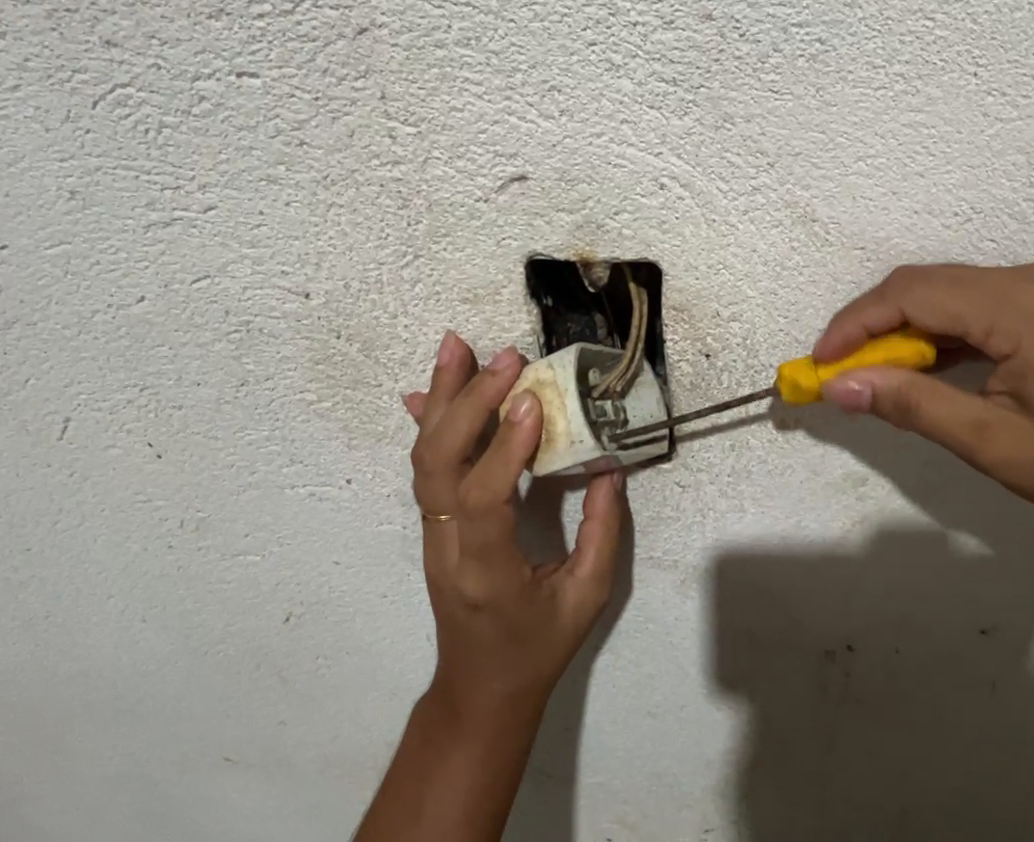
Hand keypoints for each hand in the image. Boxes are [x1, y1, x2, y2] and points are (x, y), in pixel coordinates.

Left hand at [403, 332, 627, 716]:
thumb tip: (608, 466)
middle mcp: (447, 547)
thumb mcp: (587, 598)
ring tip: (457, 345)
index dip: (504, 447)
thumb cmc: (538, 647)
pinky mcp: (433, 524)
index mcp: (487, 571)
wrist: (479, 687)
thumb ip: (602, 532)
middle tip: (506, 358)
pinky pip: (426, 468)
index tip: (530, 399)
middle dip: (469, 404)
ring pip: (425, 458)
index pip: (483, 500)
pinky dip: (429, 422)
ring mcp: (432, 534)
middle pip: (440, 465)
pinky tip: (428, 388)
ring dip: (442, 398)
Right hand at [813, 263, 1033, 541]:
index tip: (818, 364)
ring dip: (903, 331)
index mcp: (1021, 307)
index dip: (855, 325)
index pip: (912, 294)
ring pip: (947, 294)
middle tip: (837, 374)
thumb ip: (912, 405)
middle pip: (926, 285)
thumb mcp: (991, 443)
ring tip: (869, 376)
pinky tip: (919, 368)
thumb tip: (838, 385)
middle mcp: (1032, 281)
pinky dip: (937, 334)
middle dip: (873, 326)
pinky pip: (974, 306)